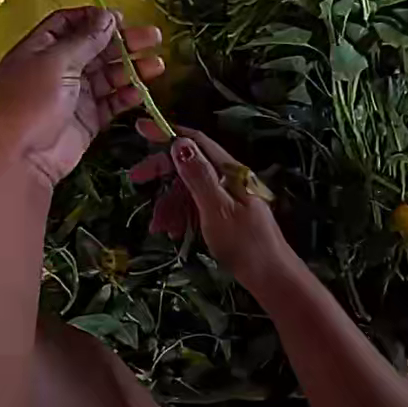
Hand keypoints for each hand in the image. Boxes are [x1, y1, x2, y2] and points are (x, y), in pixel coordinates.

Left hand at [0, 7, 163, 186]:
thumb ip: (85, 40)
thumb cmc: (31, 103)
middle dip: (124, 42)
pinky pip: (112, 101)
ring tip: (158, 65)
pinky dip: (127, 95)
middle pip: (96, 48)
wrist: (23, 157)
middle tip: (154, 37)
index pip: (69, 23)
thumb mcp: (56, 62)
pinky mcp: (89, 118)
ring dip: (132, 68)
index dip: (94, 18)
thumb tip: (107, 17)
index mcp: (41, 48)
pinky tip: (143, 91)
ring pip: (109, 75)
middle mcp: (59, 68)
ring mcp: (75, 94)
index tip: (121, 18)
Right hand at [128, 123, 297, 291]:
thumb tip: (179, 143)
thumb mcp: (217, 210)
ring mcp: (228, 198)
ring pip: (190, 189)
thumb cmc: (246, 245)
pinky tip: (173, 233)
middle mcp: (230, 179)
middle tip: (135, 179)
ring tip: (158, 226)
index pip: (197, 142)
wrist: (272, 278)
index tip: (140, 128)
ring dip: (170, 203)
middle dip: (162, 171)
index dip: (168, 133)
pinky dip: (181, 216)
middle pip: (190, 164)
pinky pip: (197, 207)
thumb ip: (198, 176)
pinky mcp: (226, 216)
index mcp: (230, 172)